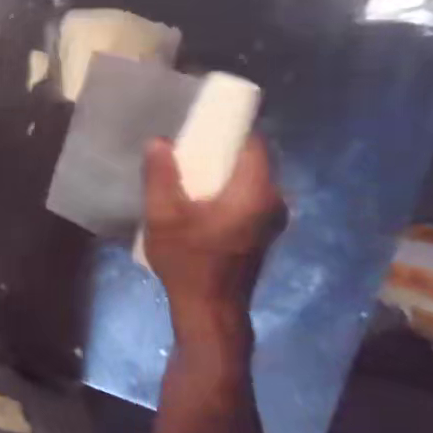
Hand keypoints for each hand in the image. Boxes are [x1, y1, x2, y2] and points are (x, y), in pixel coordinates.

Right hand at [142, 135, 285, 308]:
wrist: (210, 309)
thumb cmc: (188, 261)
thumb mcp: (164, 217)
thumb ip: (161, 176)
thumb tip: (159, 141)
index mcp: (255, 192)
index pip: (252, 144)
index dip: (228, 129)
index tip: (200, 123)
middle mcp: (273, 201)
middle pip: (251, 161)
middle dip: (220, 150)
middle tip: (185, 147)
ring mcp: (271, 220)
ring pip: (248, 180)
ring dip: (221, 173)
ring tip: (187, 171)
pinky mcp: (262, 233)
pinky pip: (247, 197)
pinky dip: (226, 190)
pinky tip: (198, 199)